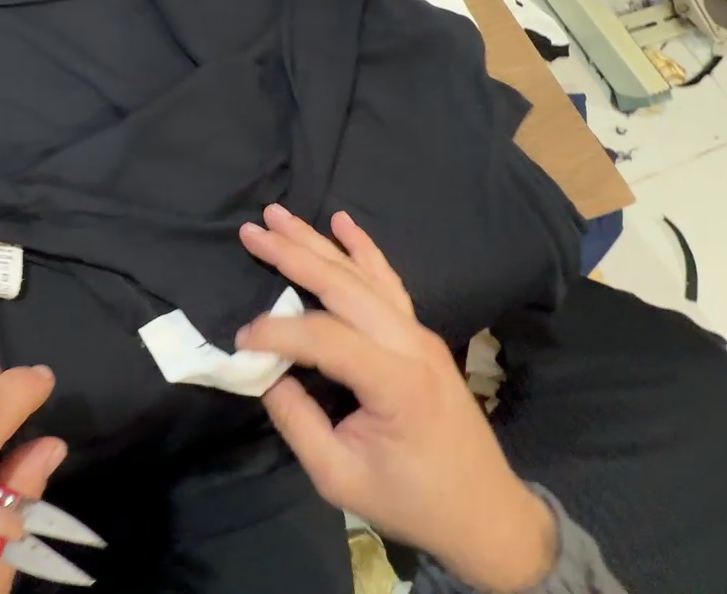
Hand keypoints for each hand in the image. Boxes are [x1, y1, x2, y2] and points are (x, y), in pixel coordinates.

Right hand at [235, 205, 555, 593]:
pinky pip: (388, 281)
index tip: (242, 340)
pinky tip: (342, 222)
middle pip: (344, 286)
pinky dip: (363, 248)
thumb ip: (296, 421)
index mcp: (396, 383)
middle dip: (292, 254)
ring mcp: (419, 334)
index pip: (324, 337)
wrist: (484, 513)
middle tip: (252, 231)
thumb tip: (265, 371)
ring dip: (317, 241)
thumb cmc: (411, 500)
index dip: (278, 332)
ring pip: (362, 274)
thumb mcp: (340, 477)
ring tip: (279, 214)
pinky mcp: (419, 334)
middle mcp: (411, 345)